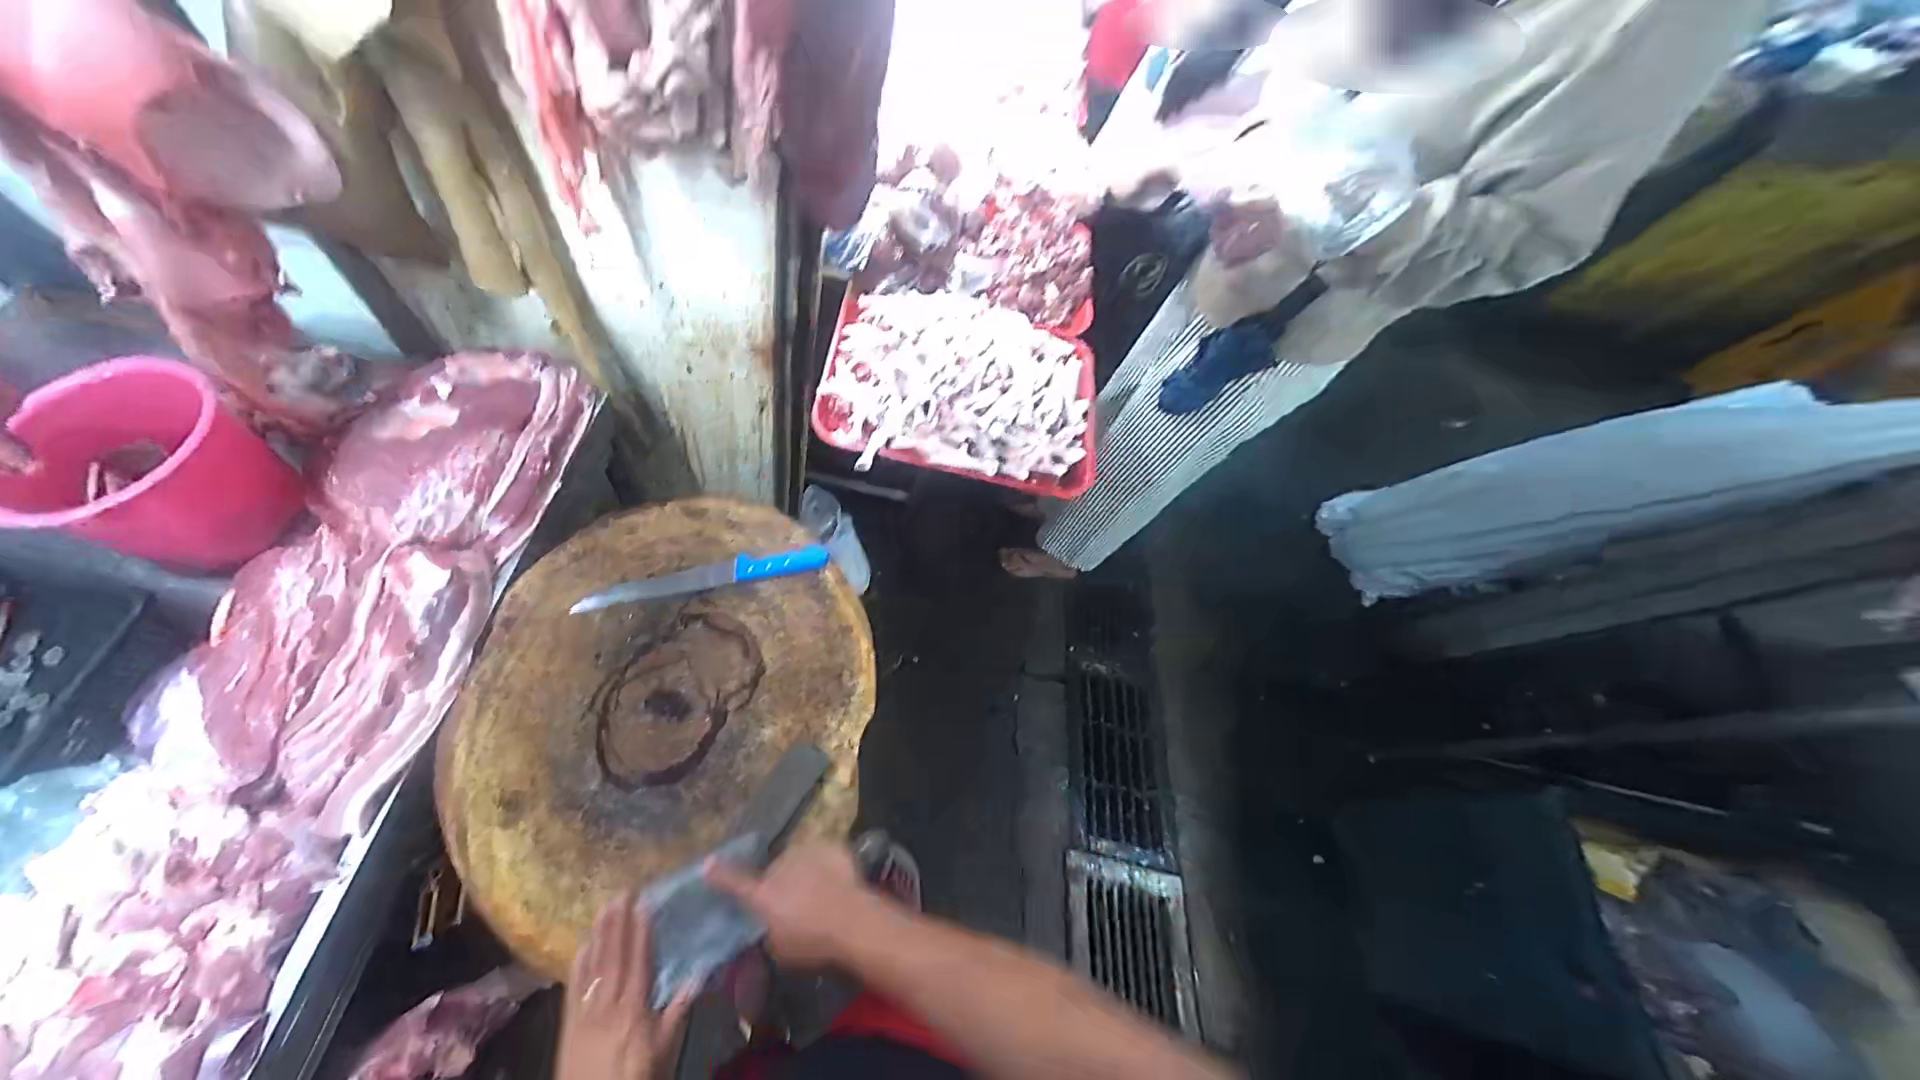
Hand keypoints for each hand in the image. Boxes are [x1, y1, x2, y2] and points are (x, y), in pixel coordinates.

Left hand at [555, 891, 695, 1079]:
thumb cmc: (637, 1077)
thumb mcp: (666, 1048)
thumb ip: (679, 1010)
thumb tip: (700, 973)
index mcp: (635, 1008)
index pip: (639, 961)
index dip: (642, 931)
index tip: (645, 903)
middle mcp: (609, 1004)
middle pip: (614, 956)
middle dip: (619, 923)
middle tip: (623, 892)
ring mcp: (586, 1013)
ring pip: (594, 966)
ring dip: (600, 935)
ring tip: (605, 907)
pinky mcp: (569, 1025)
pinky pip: (574, 988)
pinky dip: (579, 965)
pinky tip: (583, 945)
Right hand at [705, 841, 889, 967]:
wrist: (852, 920)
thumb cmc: (812, 942)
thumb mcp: (779, 948)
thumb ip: (765, 931)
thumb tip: (764, 925)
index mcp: (762, 894)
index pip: (734, 882)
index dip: (719, 874)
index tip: (708, 864)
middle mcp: (779, 866)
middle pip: (774, 871)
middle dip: (780, 882)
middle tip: (795, 901)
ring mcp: (806, 851)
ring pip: (798, 859)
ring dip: (803, 870)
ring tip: (819, 891)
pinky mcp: (830, 844)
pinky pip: (822, 854)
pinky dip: (825, 864)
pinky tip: (836, 881)